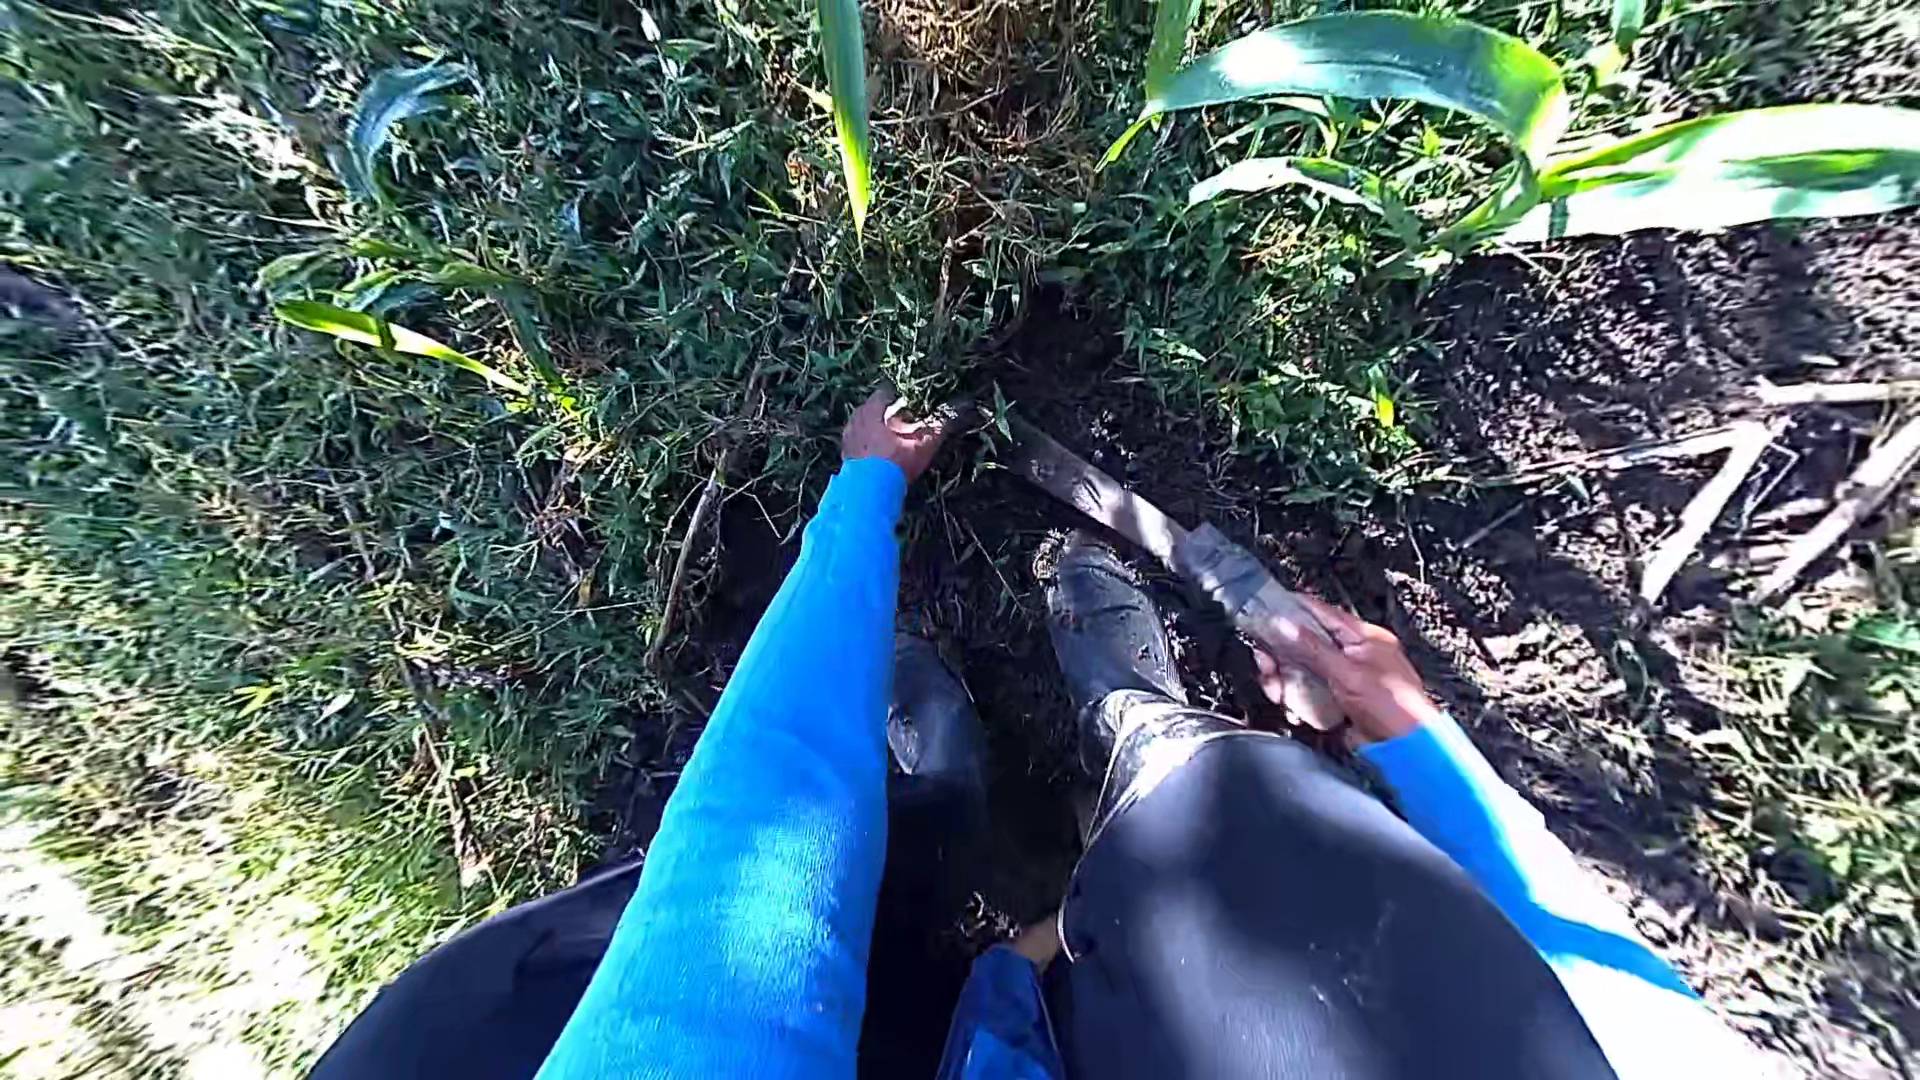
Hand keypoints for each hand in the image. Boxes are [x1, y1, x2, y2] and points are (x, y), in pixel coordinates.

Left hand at [841, 387, 951, 481]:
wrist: (869, 492)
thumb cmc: (896, 462)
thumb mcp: (924, 443)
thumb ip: (941, 424)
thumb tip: (962, 409)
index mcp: (872, 409)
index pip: (887, 391)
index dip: (902, 396)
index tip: (915, 405)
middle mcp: (856, 418)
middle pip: (874, 408)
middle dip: (890, 413)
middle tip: (907, 423)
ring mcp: (848, 437)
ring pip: (865, 425)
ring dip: (878, 430)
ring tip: (895, 441)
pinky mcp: (845, 454)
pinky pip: (859, 442)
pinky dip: (869, 445)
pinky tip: (882, 456)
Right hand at [1250, 593, 1443, 745]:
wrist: (1407, 750)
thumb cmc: (1394, 709)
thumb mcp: (1347, 673)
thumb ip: (1312, 648)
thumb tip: (1284, 624)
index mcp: (1366, 639)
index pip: (1324, 614)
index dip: (1295, 610)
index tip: (1270, 607)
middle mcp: (1356, 655)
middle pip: (1307, 643)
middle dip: (1282, 652)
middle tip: (1265, 660)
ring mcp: (1346, 677)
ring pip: (1302, 667)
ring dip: (1283, 676)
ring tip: (1275, 687)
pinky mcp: (1338, 697)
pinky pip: (1307, 688)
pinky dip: (1293, 693)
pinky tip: (1287, 700)